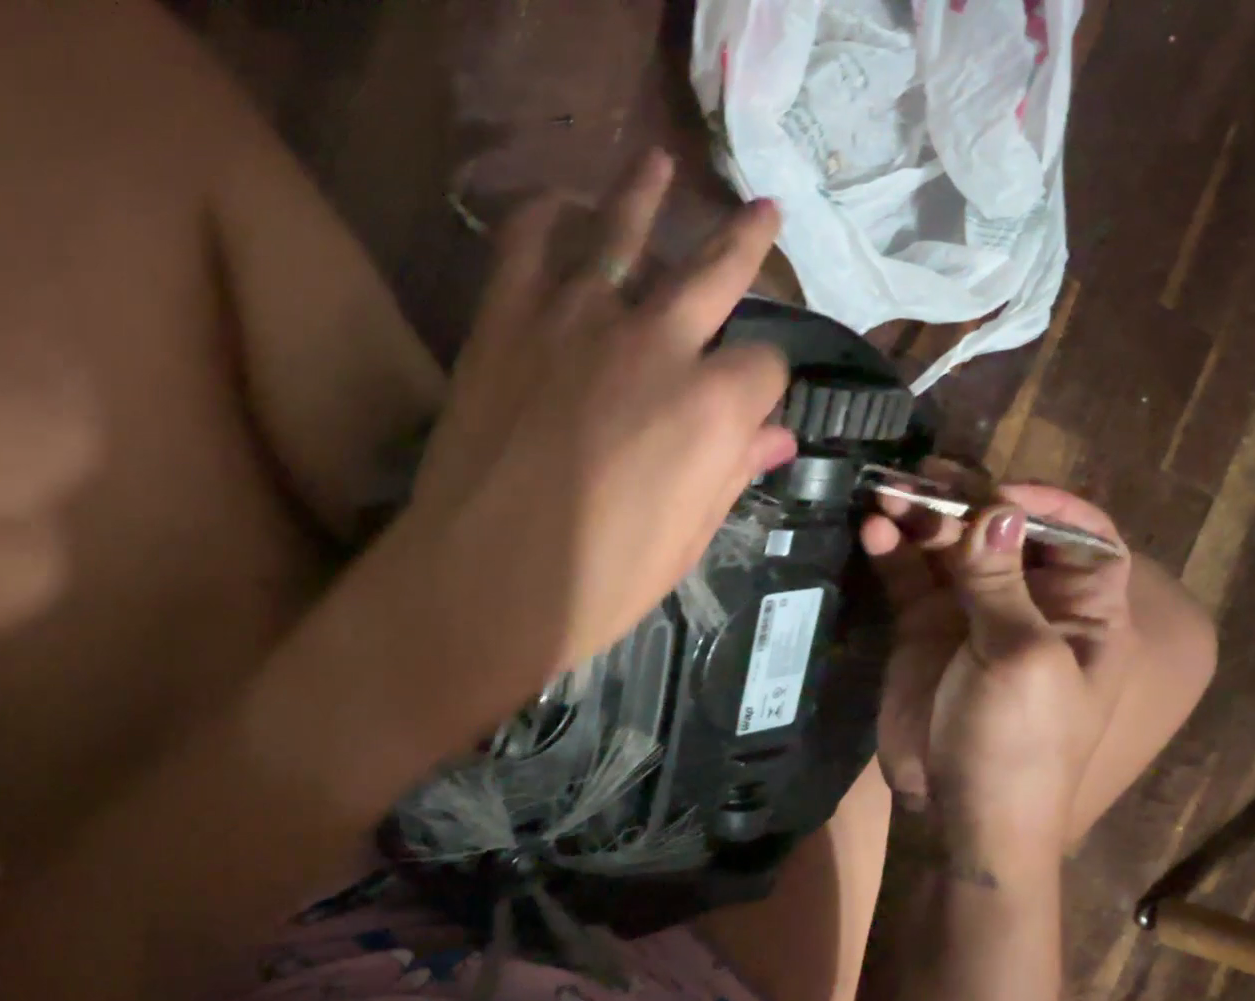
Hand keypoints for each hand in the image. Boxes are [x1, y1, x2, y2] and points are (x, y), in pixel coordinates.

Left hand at [406, 150, 797, 677]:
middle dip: (746, 242)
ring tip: (658, 163)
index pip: (764, 365)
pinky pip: (524, 247)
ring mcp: (577, 321)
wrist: (480, 580)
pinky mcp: (507, 322)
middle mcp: (655, 342)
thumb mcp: (684, 541)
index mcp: (713, 404)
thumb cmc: (594, 584)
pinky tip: (553, 206)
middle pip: (715, 271)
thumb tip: (775, 436)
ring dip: (646, 195)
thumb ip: (731, 474)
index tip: (748, 400)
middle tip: (763, 212)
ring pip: (622, 233)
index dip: (761, 384)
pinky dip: (540, 219)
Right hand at [863, 467, 1135, 838]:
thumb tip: (997, 511)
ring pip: (947, 547)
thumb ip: (1002, 584)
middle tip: (921, 477)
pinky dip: (890, 551)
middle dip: (966, 501)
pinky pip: (907, 576)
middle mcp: (1029, 602)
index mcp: (1085, 613)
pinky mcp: (919, 626)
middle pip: (1003, 534)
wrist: (960, 806)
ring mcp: (969, 612)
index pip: (1083, 539)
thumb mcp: (1022, 658)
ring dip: (919, 519)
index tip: (999, 494)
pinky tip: (873, 534)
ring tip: (885, 498)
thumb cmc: (1020, 740)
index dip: (1049, 507)